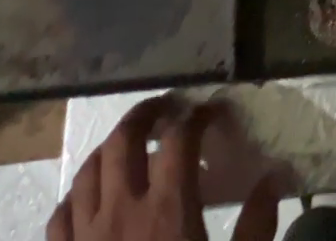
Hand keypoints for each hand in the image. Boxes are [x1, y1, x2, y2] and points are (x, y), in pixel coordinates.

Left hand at [49, 95, 289, 240]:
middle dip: (146, 114)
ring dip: (110, 148)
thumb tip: (274, 177)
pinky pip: (60, 214)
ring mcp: (84, 237)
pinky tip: (91, 198)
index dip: (199, 115)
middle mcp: (121, 210)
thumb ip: (258, 224)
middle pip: (124, 139)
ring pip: (88, 169)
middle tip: (168, 108)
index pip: (181, 138)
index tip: (215, 111)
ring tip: (130, 144)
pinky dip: (77, 193)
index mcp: (168, 207)